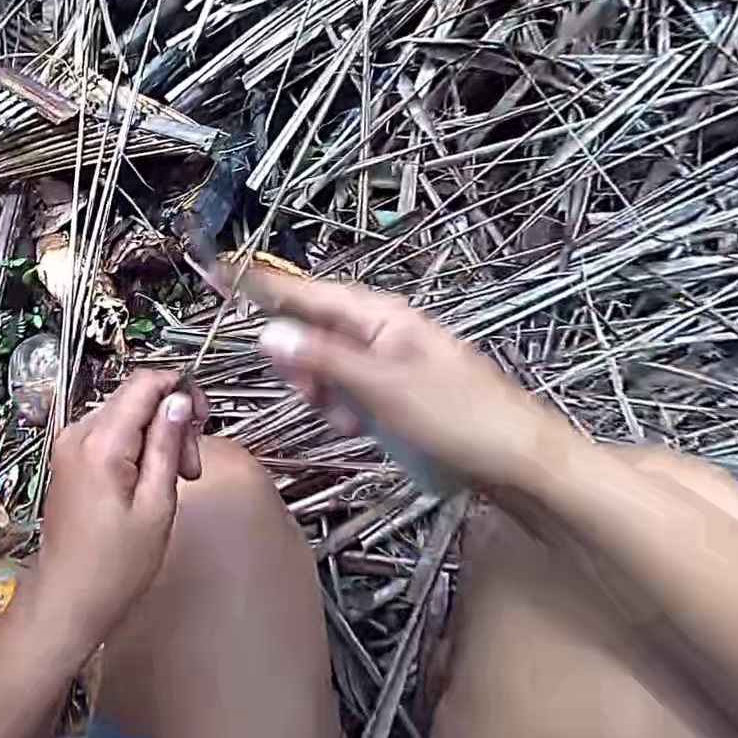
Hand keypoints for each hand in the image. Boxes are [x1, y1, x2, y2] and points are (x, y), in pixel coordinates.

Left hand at [31, 370, 204, 653]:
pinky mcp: (71, 456)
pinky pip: (111, 432)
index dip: (179, 389)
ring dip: (157, 436)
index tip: (200, 415)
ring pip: (126, 414)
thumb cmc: (112, 566)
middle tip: (190, 465)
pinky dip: (137, 446)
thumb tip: (179, 401)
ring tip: (174, 479)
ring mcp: (70, 444)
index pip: (144, 383)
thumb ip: (167, 444)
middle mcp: (78, 433)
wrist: (67, 598)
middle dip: (171, 421)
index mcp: (100, 442)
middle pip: (136, 397)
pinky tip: (150, 479)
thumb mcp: (156, 504)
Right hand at [248, 273, 583, 488]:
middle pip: (308, 330)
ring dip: (322, 391)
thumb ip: (320, 357)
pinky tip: (360, 424)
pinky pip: (340, 387)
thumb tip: (268, 334)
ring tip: (348, 416)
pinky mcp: (384, 387)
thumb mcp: (381, 386)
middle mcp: (375, 329)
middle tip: (311, 390)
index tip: (219, 273)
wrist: (518, 464)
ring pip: (320, 363)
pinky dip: (340, 406)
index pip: (303, 292)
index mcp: (377, 315)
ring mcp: (380, 359)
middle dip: (300, 362)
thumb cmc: (459, 417)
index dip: (258, 284)